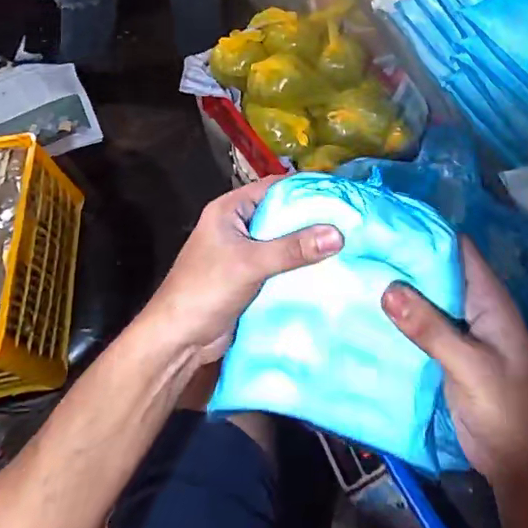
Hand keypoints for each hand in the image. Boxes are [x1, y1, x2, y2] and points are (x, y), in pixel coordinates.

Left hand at [137, 177, 341, 364]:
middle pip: (281, 214)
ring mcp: (243, 252)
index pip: (274, 187)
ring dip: (307, 244)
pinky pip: (281, 265)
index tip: (339, 192)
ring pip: (283, 241)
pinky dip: (300, 266)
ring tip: (347, 241)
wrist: (178, 341)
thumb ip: (293, 248)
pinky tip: (328, 269)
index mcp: (230, 209)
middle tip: (349, 218)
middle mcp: (237, 225)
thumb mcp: (250, 263)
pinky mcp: (250, 277)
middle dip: (311, 217)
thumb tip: (338, 233)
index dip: (305, 187)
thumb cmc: (206, 290)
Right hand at [382, 238, 527, 485]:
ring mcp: (460, 331)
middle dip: (406, 259)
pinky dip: (400, 316)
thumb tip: (387, 287)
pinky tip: (368, 311)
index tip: (387, 223)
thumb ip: (430, 328)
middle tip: (362, 246)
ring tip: (357, 270)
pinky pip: (421, 325)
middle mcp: (473, 307)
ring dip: (400, 288)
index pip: (458, 249)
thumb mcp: (469, 366)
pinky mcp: (446, 353)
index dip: (427, 232)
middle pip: (438, 271)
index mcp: (489, 299)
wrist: (521, 464)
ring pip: (427, 298)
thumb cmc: (506, 408)